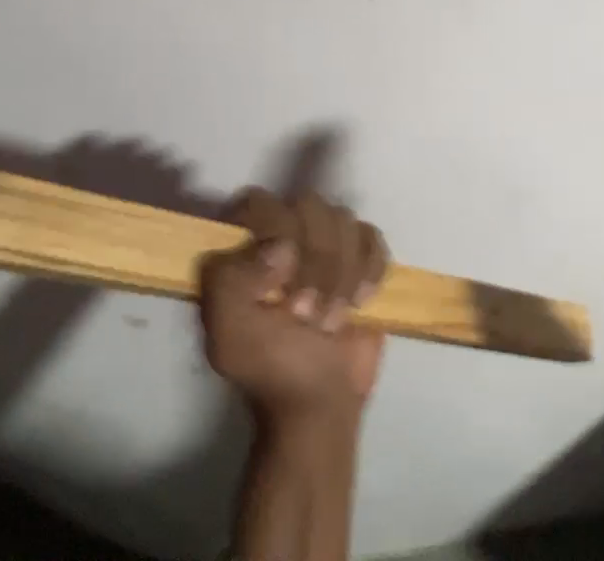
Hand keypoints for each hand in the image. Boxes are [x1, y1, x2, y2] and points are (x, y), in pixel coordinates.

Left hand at [199, 188, 390, 424]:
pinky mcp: (361, 257)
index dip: (276, 231)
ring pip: (344, 220)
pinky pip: (372, 236)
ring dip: (342, 275)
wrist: (322, 403)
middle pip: (309, 207)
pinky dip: (371, 269)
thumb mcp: (231, 334)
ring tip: (332, 319)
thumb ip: (233, 281)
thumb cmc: (271, 369)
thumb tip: (281, 246)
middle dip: (316, 263)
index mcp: (243, 246)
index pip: (259, 201)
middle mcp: (283, 233)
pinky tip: (362, 302)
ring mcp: (325, 244)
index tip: (281, 280)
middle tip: (307, 313)